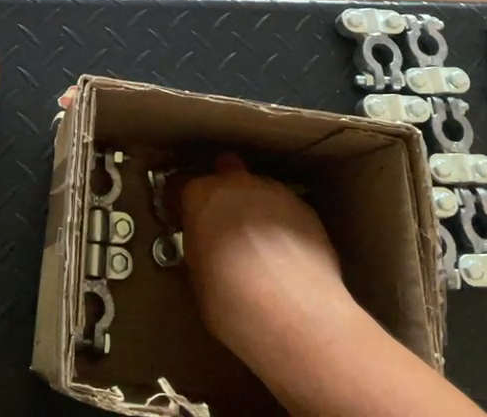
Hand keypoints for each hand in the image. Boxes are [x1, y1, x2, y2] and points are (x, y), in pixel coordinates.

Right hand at [179, 153, 355, 363]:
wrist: (297, 318)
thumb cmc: (234, 304)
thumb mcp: (197, 277)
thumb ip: (198, 247)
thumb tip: (205, 246)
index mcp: (201, 196)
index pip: (180, 184)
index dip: (180, 202)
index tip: (181, 218)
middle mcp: (237, 184)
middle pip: (224, 169)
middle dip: (222, 190)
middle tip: (221, 222)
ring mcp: (275, 193)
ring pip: (258, 189)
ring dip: (253, 206)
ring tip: (257, 242)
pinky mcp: (306, 210)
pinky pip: (284, 209)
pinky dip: (280, 223)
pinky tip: (284, 253)